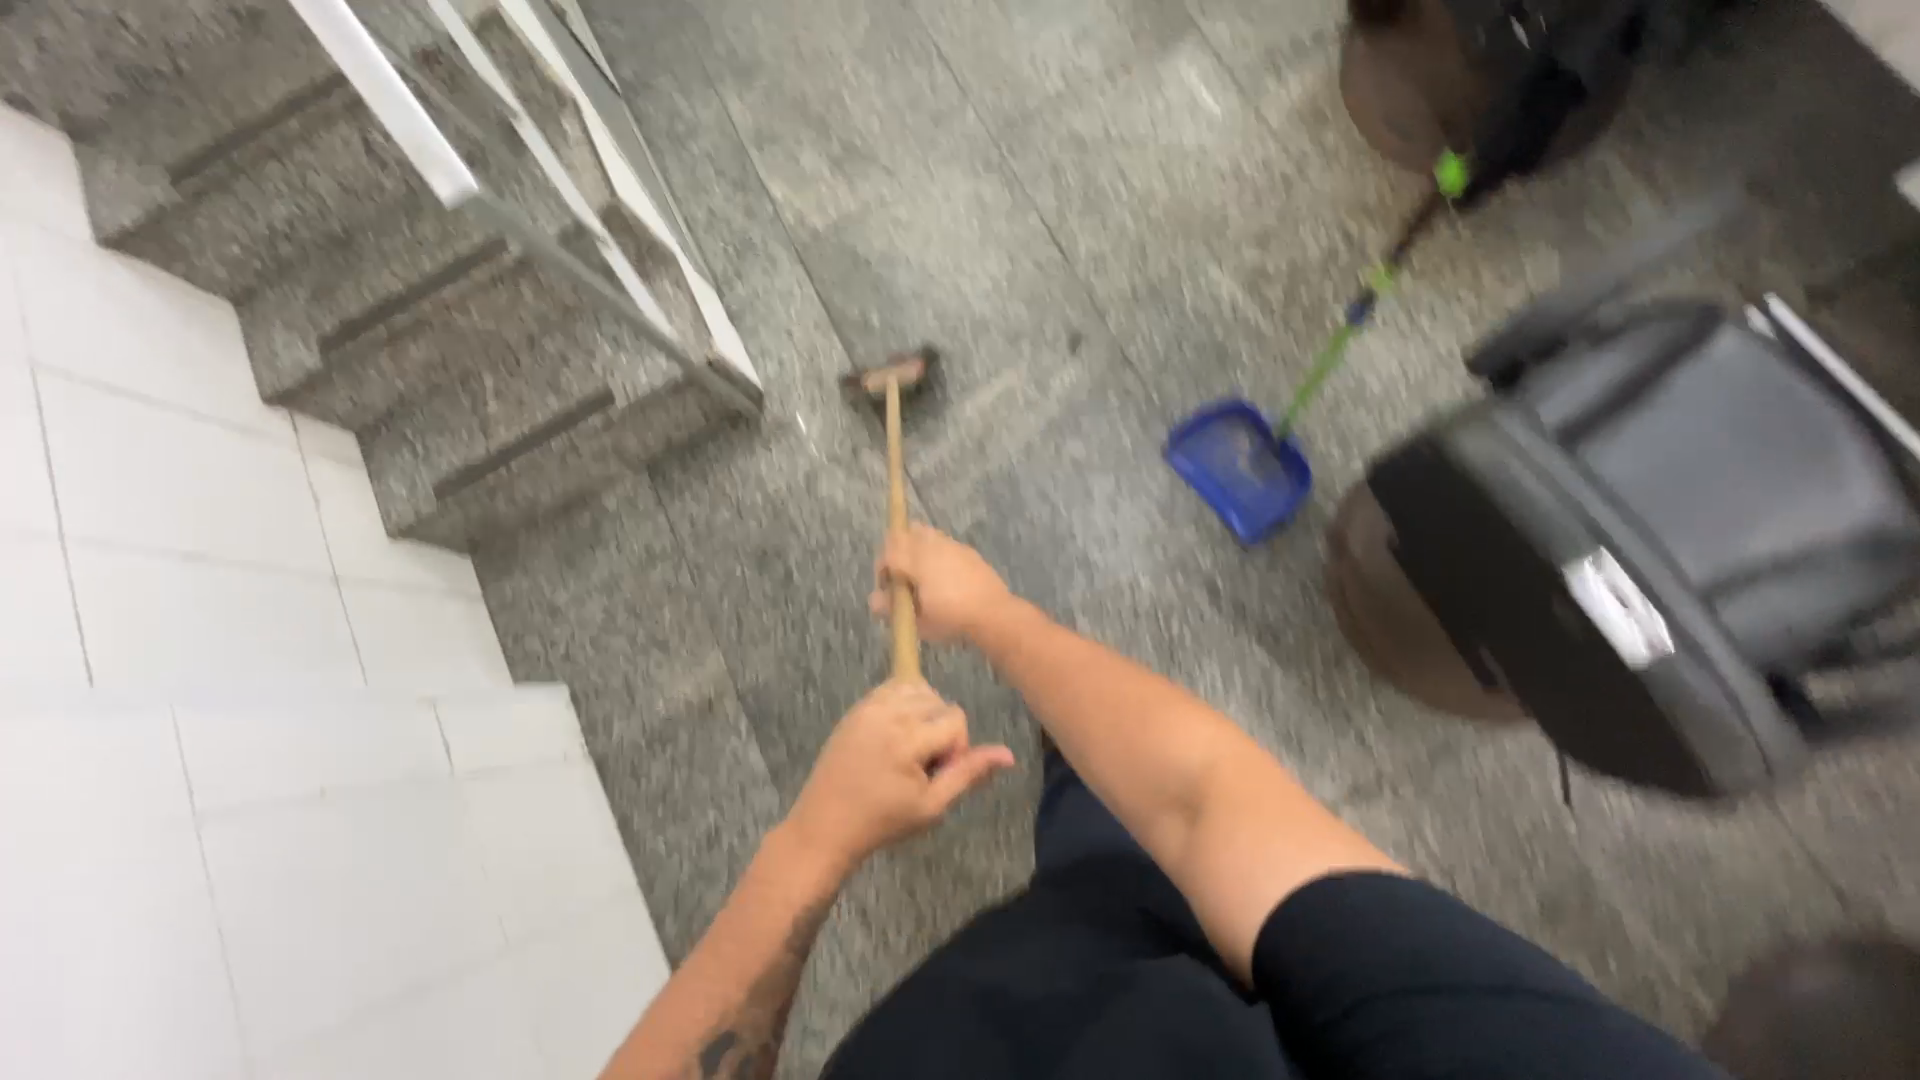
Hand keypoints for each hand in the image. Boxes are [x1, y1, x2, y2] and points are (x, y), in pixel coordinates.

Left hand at [786, 680, 1013, 869]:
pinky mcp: (855, 709)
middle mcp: (887, 714)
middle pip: (937, 700)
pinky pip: (891, 689)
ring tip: (911, 749)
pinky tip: (895, 736)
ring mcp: (867, 708)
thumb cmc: (882, 822)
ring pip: (917, 689)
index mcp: (907, 739)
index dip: (957, 746)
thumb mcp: (932, 806)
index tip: (938, 773)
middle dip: (940, 729)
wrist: (825, 826)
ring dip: (923, 713)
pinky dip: (902, 705)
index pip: (955, 717)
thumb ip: (969, 773)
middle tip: (922, 766)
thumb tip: (1009, 755)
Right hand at [869, 524, 1015, 644]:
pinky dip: (935, 552)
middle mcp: (931, 547)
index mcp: (916, 562)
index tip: (887, 587)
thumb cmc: (952, 619)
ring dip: (915, 548)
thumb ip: (892, 608)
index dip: (882, 568)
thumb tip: (874, 599)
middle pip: (903, 534)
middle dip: (896, 551)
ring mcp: (951, 545)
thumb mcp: (918, 621)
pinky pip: (943, 542)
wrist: (993, 613)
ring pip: (924, 533)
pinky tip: (943, 575)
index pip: (888, 552)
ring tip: (921, 573)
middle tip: (901, 576)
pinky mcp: (966, 550)